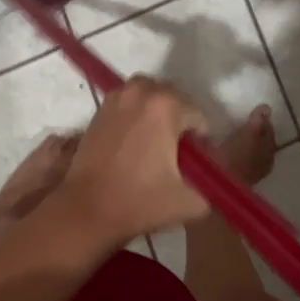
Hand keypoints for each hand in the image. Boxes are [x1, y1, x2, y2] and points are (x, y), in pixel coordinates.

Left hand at [49, 76, 209, 245]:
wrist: (87, 209)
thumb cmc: (140, 202)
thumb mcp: (190, 201)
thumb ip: (212, 184)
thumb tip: (211, 174)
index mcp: (167, 106)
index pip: (199, 116)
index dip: (202, 141)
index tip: (196, 164)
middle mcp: (142, 91)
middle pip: (174, 98)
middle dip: (180, 121)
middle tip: (178, 153)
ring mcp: (118, 96)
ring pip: (150, 94)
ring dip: (158, 111)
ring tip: (156, 143)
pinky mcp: (101, 107)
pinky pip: (129, 101)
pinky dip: (136, 113)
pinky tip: (134, 143)